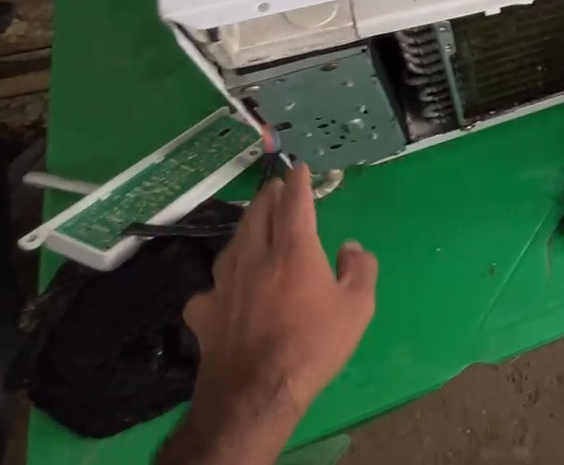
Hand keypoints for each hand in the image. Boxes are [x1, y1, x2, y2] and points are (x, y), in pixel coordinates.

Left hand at [158, 164, 377, 464]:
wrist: (253, 395)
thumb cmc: (314, 344)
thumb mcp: (358, 305)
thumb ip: (359, 268)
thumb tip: (349, 248)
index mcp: (295, 252)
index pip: (295, 206)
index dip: (299, 184)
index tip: (300, 168)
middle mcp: (255, 260)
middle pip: (257, 217)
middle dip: (268, 197)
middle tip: (276, 185)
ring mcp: (223, 287)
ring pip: (232, 245)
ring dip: (245, 227)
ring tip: (253, 221)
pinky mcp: (203, 315)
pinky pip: (212, 285)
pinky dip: (222, 277)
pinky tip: (225, 286)